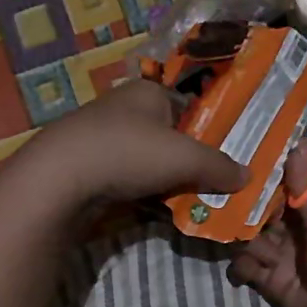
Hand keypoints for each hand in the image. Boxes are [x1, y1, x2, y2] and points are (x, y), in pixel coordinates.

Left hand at [20, 80, 246, 204]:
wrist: (58, 180)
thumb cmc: (127, 152)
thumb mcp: (184, 157)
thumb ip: (219, 166)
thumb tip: (248, 176)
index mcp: (148, 92)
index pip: (191, 107)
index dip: (214, 131)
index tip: (232, 158)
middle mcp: (125, 111)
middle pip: (171, 138)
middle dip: (193, 163)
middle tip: (218, 187)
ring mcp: (103, 141)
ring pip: (150, 163)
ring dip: (170, 184)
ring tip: (195, 204)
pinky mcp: (90, 171)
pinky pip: (129, 183)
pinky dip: (146, 197)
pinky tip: (160, 214)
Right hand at [229, 145, 306, 306]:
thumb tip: (300, 141)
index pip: (288, 188)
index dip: (264, 178)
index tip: (236, 165)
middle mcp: (300, 232)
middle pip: (264, 214)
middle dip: (245, 212)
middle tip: (218, 204)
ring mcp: (285, 258)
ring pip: (253, 240)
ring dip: (244, 243)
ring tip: (236, 245)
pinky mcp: (272, 282)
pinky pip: (249, 268)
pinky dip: (243, 269)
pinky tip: (245, 273)